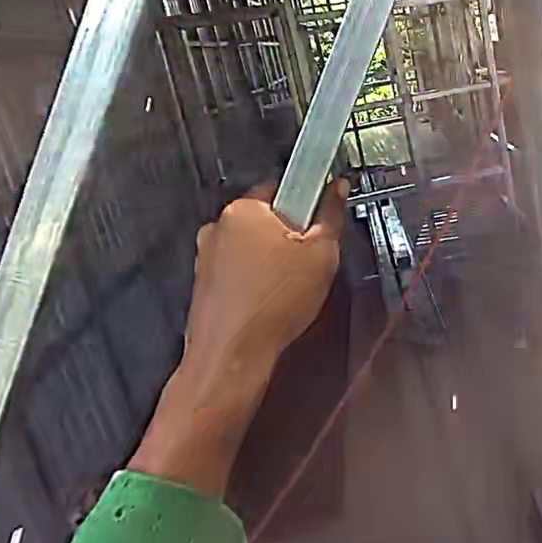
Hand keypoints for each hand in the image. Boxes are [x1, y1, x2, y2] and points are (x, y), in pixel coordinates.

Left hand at [129, 180, 347, 494]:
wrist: (232, 357)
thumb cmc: (275, 302)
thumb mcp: (322, 253)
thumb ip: (331, 214)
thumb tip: (337, 189)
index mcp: (244, 209)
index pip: (281, 185)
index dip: (306, 201)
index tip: (319, 216)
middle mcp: (218, 226)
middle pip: (266, 217)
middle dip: (289, 232)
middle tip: (311, 256)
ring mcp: (207, 256)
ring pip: (252, 245)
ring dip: (272, 257)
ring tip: (292, 285)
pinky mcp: (205, 283)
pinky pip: (239, 270)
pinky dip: (255, 279)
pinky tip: (272, 300)